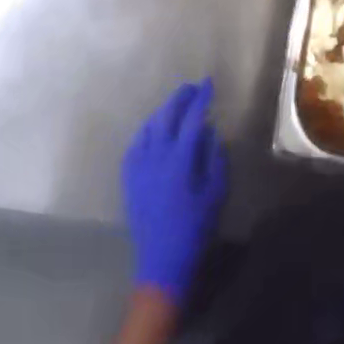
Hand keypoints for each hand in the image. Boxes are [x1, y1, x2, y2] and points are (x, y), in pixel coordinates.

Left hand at [121, 79, 227, 301]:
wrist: (161, 259)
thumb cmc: (195, 227)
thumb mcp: (215, 193)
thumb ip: (214, 158)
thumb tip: (209, 131)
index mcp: (179, 159)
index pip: (191, 118)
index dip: (201, 98)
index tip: (209, 83)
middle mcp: (155, 155)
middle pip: (166, 115)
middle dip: (180, 98)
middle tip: (192, 88)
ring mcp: (138, 164)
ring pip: (149, 126)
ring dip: (164, 111)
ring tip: (177, 106)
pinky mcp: (128, 175)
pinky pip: (137, 142)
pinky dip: (149, 129)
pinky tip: (156, 129)